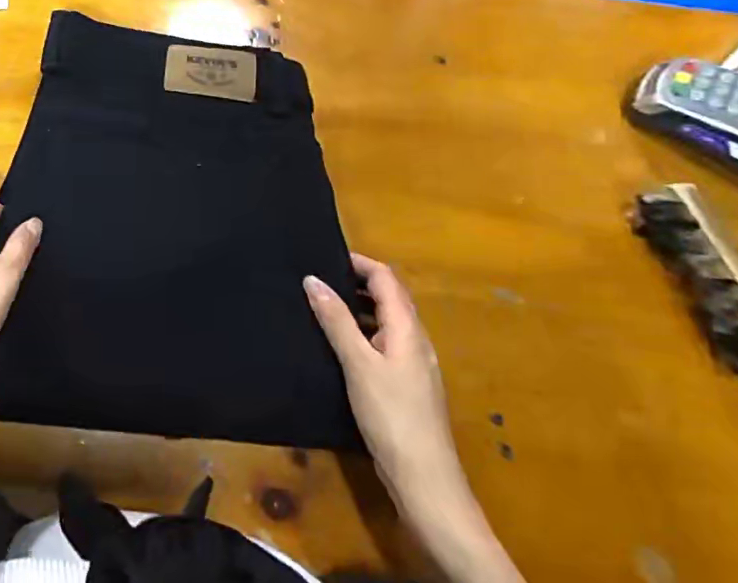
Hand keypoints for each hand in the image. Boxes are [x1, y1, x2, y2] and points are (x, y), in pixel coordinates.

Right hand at [305, 253, 457, 490]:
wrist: (424, 480)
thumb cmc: (392, 415)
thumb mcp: (358, 364)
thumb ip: (336, 320)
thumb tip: (312, 279)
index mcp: (407, 328)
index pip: (386, 278)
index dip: (358, 262)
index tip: (323, 256)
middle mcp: (415, 340)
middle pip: (388, 297)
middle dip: (355, 282)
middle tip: (316, 279)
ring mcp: (412, 364)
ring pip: (384, 322)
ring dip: (356, 308)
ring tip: (319, 307)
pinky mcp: (405, 386)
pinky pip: (382, 344)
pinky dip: (360, 333)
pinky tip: (337, 347)